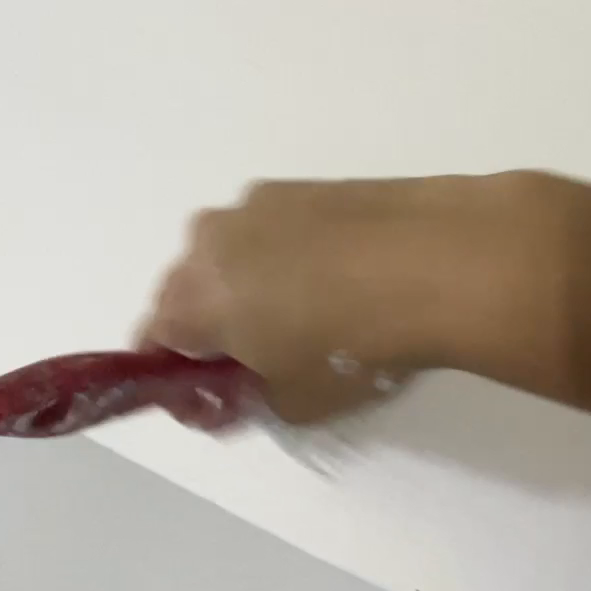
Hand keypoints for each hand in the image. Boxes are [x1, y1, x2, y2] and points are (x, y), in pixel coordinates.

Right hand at [141, 173, 566, 422]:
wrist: (436, 264)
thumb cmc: (352, 349)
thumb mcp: (294, 404)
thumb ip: (244, 402)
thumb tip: (228, 392)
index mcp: (192, 296)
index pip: (154, 341)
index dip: (178, 374)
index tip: (214, 393)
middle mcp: (209, 239)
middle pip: (190, 292)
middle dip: (215, 329)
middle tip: (266, 360)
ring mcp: (259, 203)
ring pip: (234, 257)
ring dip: (252, 288)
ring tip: (313, 316)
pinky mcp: (307, 186)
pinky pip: (277, 232)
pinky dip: (291, 258)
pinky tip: (340, 279)